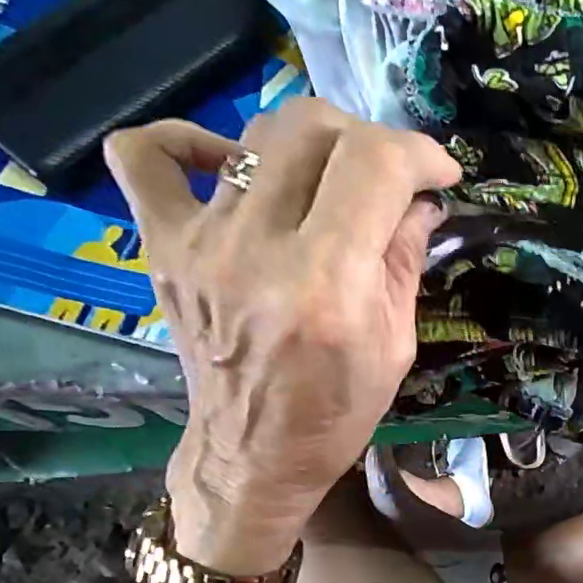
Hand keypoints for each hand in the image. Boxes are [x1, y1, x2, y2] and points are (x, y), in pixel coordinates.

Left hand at [105, 100, 460, 572]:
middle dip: (367, 139)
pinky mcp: (162, 249)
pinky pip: (145, 158)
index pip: (374, 163)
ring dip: (309, 142)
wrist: (252, 456)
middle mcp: (258, 251)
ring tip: (326, 180)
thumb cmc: (335, 413)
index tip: (437, 174)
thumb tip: (419, 198)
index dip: (419, 152)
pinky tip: (227, 164)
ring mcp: (200, 244)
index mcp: (327, 285)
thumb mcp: (394, 345)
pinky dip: (186, 141)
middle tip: (383, 178)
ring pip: (255, 134)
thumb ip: (405, 260)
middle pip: (313, 126)